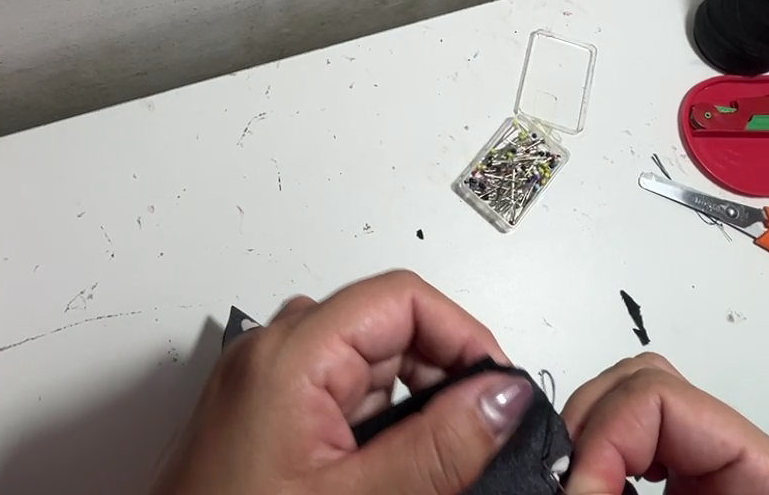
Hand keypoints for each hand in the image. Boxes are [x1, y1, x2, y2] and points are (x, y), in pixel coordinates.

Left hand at [150, 270, 535, 494]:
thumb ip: (435, 448)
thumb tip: (501, 395)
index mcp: (288, 354)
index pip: (400, 297)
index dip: (461, 334)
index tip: (498, 386)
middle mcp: (273, 350)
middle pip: (386, 325)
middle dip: (441, 377)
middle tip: (476, 438)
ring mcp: (267, 378)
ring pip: (368, 361)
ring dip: (412, 406)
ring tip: (429, 468)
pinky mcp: (267, 407)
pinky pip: (341, 390)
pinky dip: (378, 423)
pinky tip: (387, 472)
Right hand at [561, 354, 768, 494]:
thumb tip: (570, 486)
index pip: (661, 394)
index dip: (603, 432)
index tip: (575, 487)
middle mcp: (753, 463)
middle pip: (644, 384)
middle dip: (588, 426)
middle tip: (564, 481)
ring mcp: (729, 478)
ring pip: (638, 411)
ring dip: (592, 441)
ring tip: (575, 485)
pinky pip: (647, 453)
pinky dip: (608, 463)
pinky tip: (600, 491)